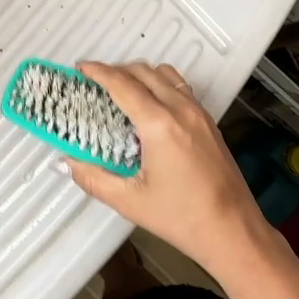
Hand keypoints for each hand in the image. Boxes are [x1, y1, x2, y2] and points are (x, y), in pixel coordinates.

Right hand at [68, 62, 272, 274]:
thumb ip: (93, 178)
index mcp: (159, 124)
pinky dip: (160, 84)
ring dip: (140, 74)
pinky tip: (150, 106)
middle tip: (95, 83)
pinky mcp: (209, 121)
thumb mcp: (129, 201)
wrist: (232, 230)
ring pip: (165, 74)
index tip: (80, 68)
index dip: (98, 72)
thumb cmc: (181, 217)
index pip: (123, 84)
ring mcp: (198, 113)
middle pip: (143, 71)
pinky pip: (180, 88)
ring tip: (122, 90)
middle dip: (116, 70)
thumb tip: (66, 161)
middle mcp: (180, 109)